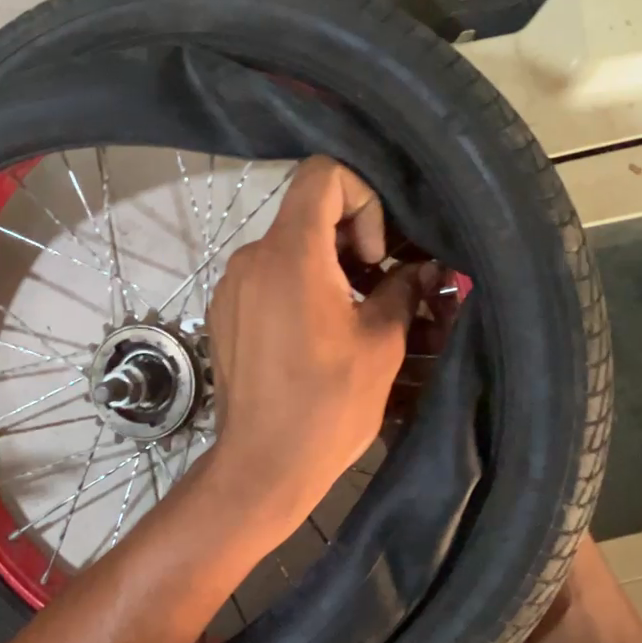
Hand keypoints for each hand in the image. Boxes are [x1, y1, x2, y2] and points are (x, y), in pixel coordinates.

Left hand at [201, 157, 430, 548]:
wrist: (262, 466)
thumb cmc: (327, 406)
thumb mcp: (380, 345)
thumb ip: (402, 291)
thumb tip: (419, 270)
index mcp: (291, 253)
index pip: (322, 176)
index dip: (362, 199)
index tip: (373, 256)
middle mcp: (251, 257)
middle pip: (305, 212)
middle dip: (350, 239)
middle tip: (376, 289)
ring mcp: (230, 286)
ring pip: (286, 247)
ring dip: (325, 266)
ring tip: (350, 316)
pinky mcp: (222, 313)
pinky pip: (266, 277)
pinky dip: (296, 287)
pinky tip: (314, 334)